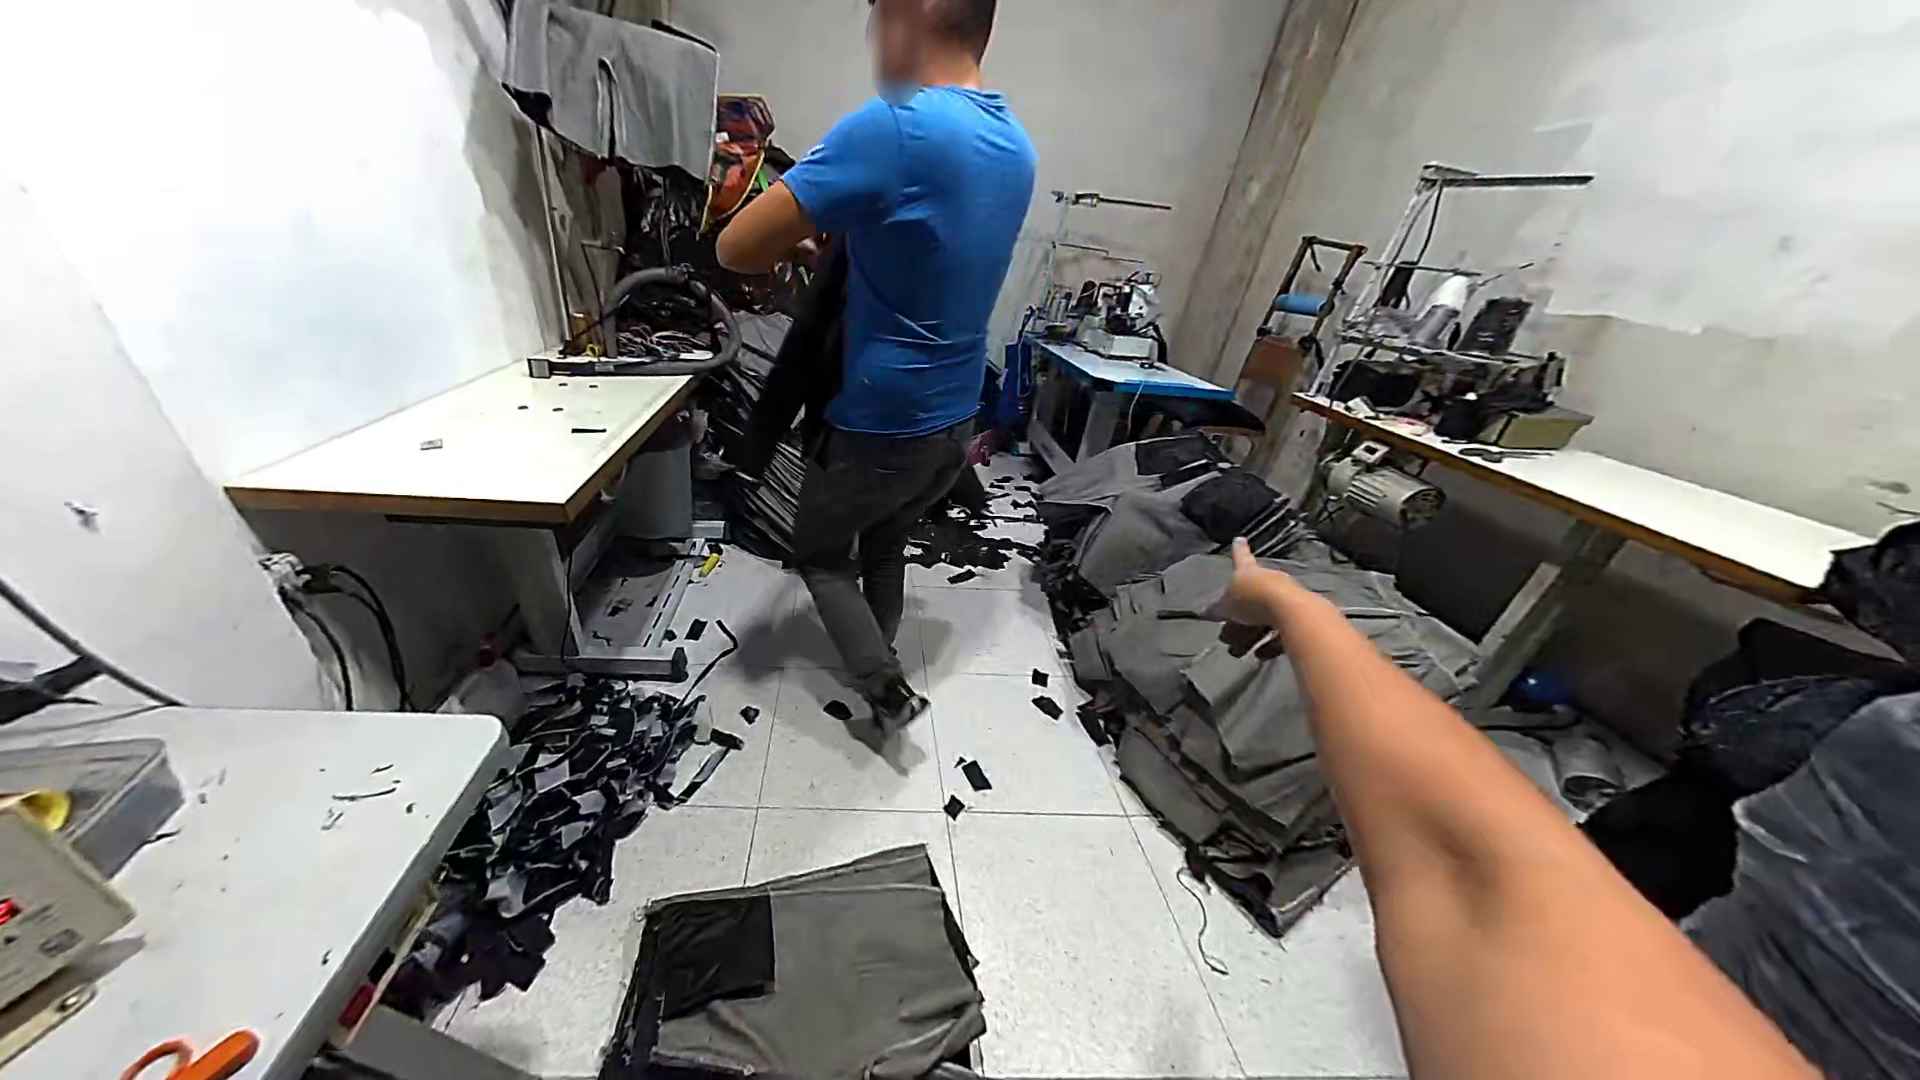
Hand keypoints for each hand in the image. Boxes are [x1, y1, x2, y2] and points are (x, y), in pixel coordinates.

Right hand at [1214, 538, 1293, 659]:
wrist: (1293, 612)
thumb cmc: (1254, 600)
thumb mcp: (1227, 605)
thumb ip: (1218, 609)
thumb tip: (1207, 612)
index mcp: (1249, 572)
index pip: (1240, 557)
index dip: (1238, 550)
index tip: (1239, 538)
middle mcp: (1269, 581)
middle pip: (1249, 598)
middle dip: (1236, 619)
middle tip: (1225, 636)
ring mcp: (1286, 599)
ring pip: (1263, 619)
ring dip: (1248, 636)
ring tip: (1237, 653)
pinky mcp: (1299, 618)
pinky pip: (1279, 632)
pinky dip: (1268, 643)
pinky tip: (1259, 656)